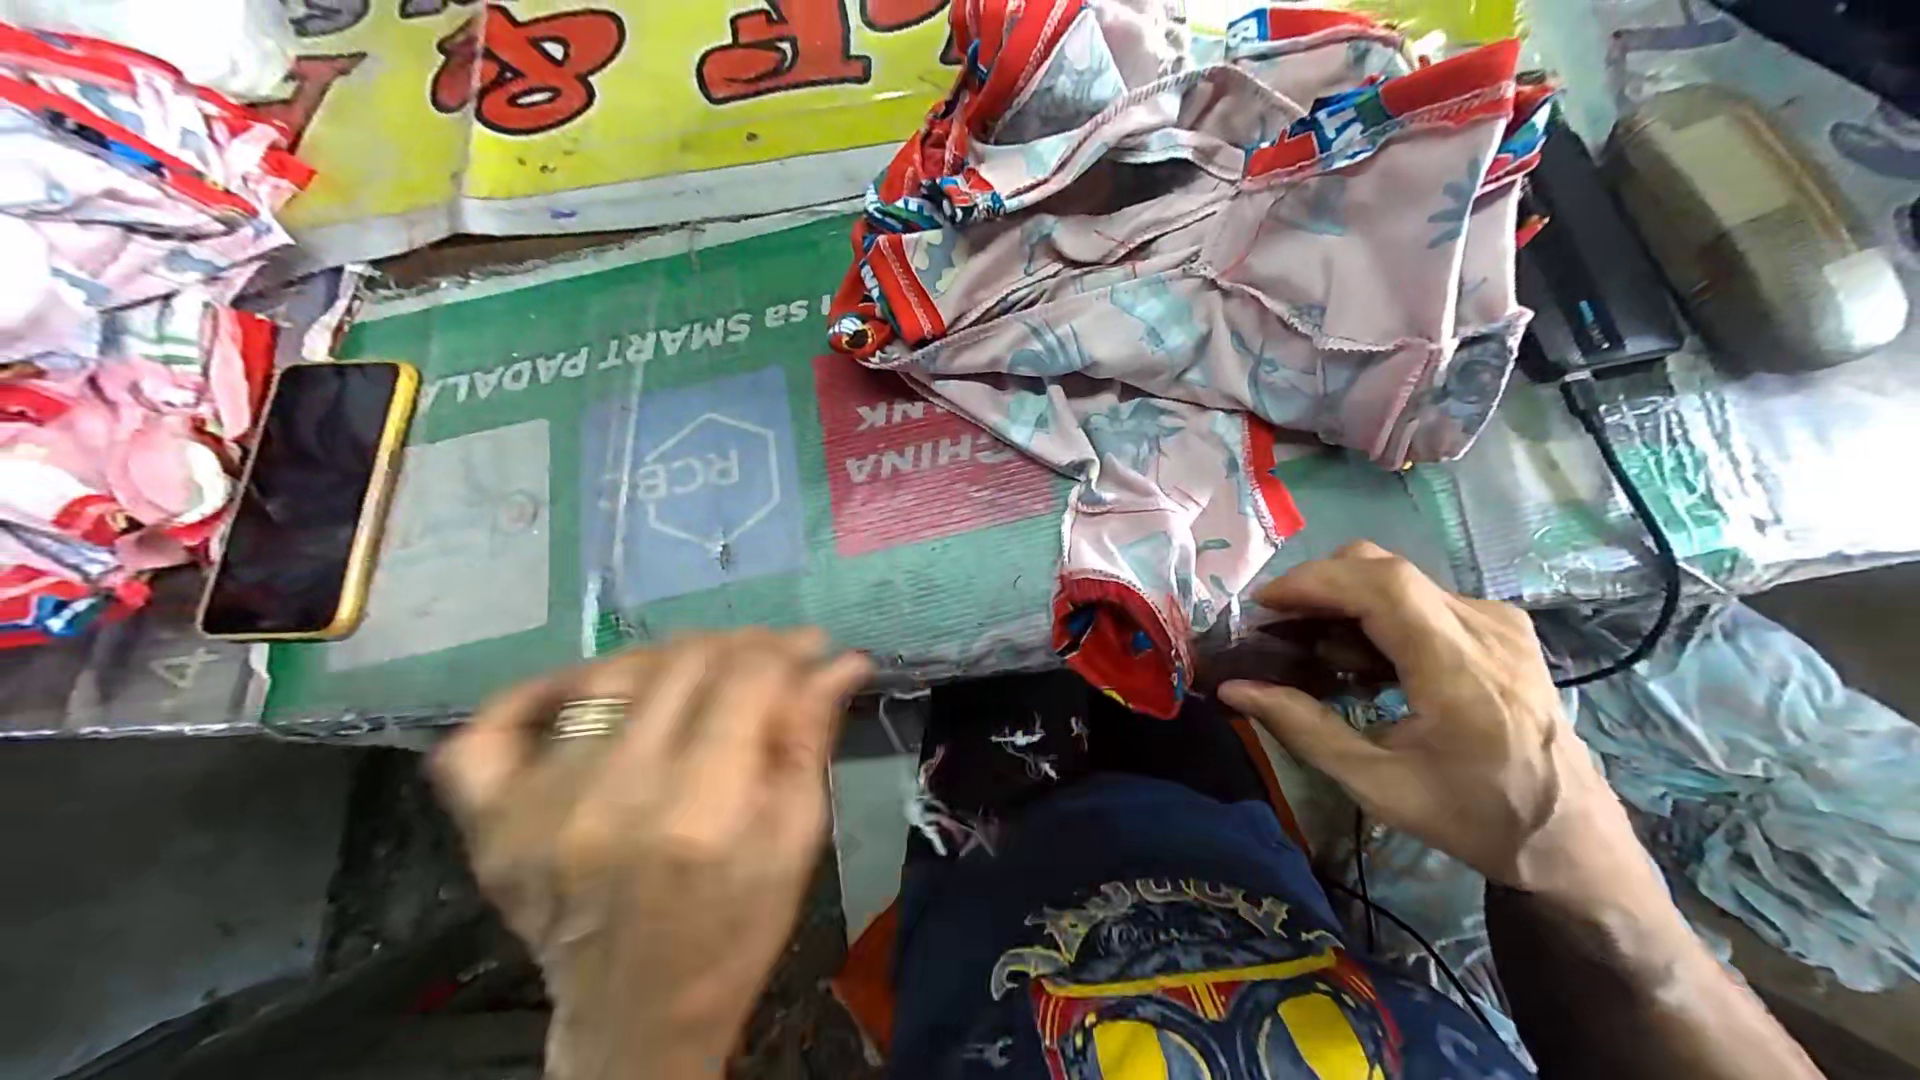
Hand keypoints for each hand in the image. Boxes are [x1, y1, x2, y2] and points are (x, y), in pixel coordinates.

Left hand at [431, 629, 872, 1079]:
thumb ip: (810, 739)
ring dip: (669, 656)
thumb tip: (840, 660)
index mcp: (701, 816)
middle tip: (766, 656)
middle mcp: (612, 800)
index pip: (747, 680)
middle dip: (740, 646)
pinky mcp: (491, 823)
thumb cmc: (738, 931)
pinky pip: (491, 729)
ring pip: (610, 674)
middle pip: (682, 664)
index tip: (810, 647)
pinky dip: (536, 690)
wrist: (639, 1017)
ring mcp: (537, 809)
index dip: (787, 649)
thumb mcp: (798, 839)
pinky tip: (585, 688)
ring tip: (701, 669)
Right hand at [1217, 542, 1656, 904]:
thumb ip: (1301, 727)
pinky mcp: (1498, 627)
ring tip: (1308, 641)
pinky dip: (1370, 609)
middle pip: (1383, 567)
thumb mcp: (1376, 785)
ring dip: (1340, 597)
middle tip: (1275, 624)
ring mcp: (1497, 622)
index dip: (1313, 582)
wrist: (1574, 841)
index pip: (1381, 586)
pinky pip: (1418, 595)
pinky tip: (1357, 652)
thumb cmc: (1474, 817)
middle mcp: (1485, 628)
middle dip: (1316, 584)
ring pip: (1397, 576)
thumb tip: (1233, 689)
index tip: (1262, 606)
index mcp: (1461, 670)